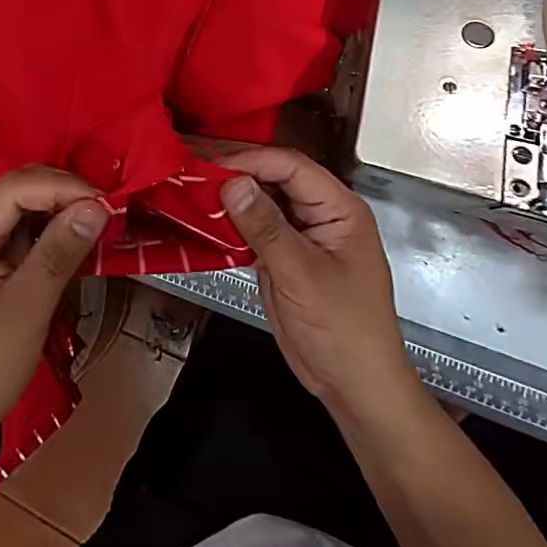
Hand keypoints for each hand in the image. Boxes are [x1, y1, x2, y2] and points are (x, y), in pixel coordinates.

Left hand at [0, 166, 107, 514]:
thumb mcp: (26, 310)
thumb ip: (60, 252)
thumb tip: (97, 206)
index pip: (13, 188)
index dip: (62, 186)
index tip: (105, 200)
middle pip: (15, 192)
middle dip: (62, 196)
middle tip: (106, 211)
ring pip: (19, 209)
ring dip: (58, 213)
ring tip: (96, 223)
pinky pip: (16, 233)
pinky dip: (47, 234)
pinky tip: (73, 241)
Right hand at [218, 148, 415, 407]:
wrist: (353, 385)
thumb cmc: (344, 331)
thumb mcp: (302, 275)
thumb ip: (266, 228)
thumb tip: (233, 184)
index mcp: (340, 208)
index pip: (292, 167)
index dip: (252, 160)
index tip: (214, 164)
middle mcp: (320, 214)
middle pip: (275, 179)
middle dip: (238, 173)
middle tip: (196, 170)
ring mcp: (301, 235)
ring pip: (262, 202)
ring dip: (231, 198)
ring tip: (193, 189)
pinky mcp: (283, 256)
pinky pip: (255, 228)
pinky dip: (232, 224)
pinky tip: (206, 220)